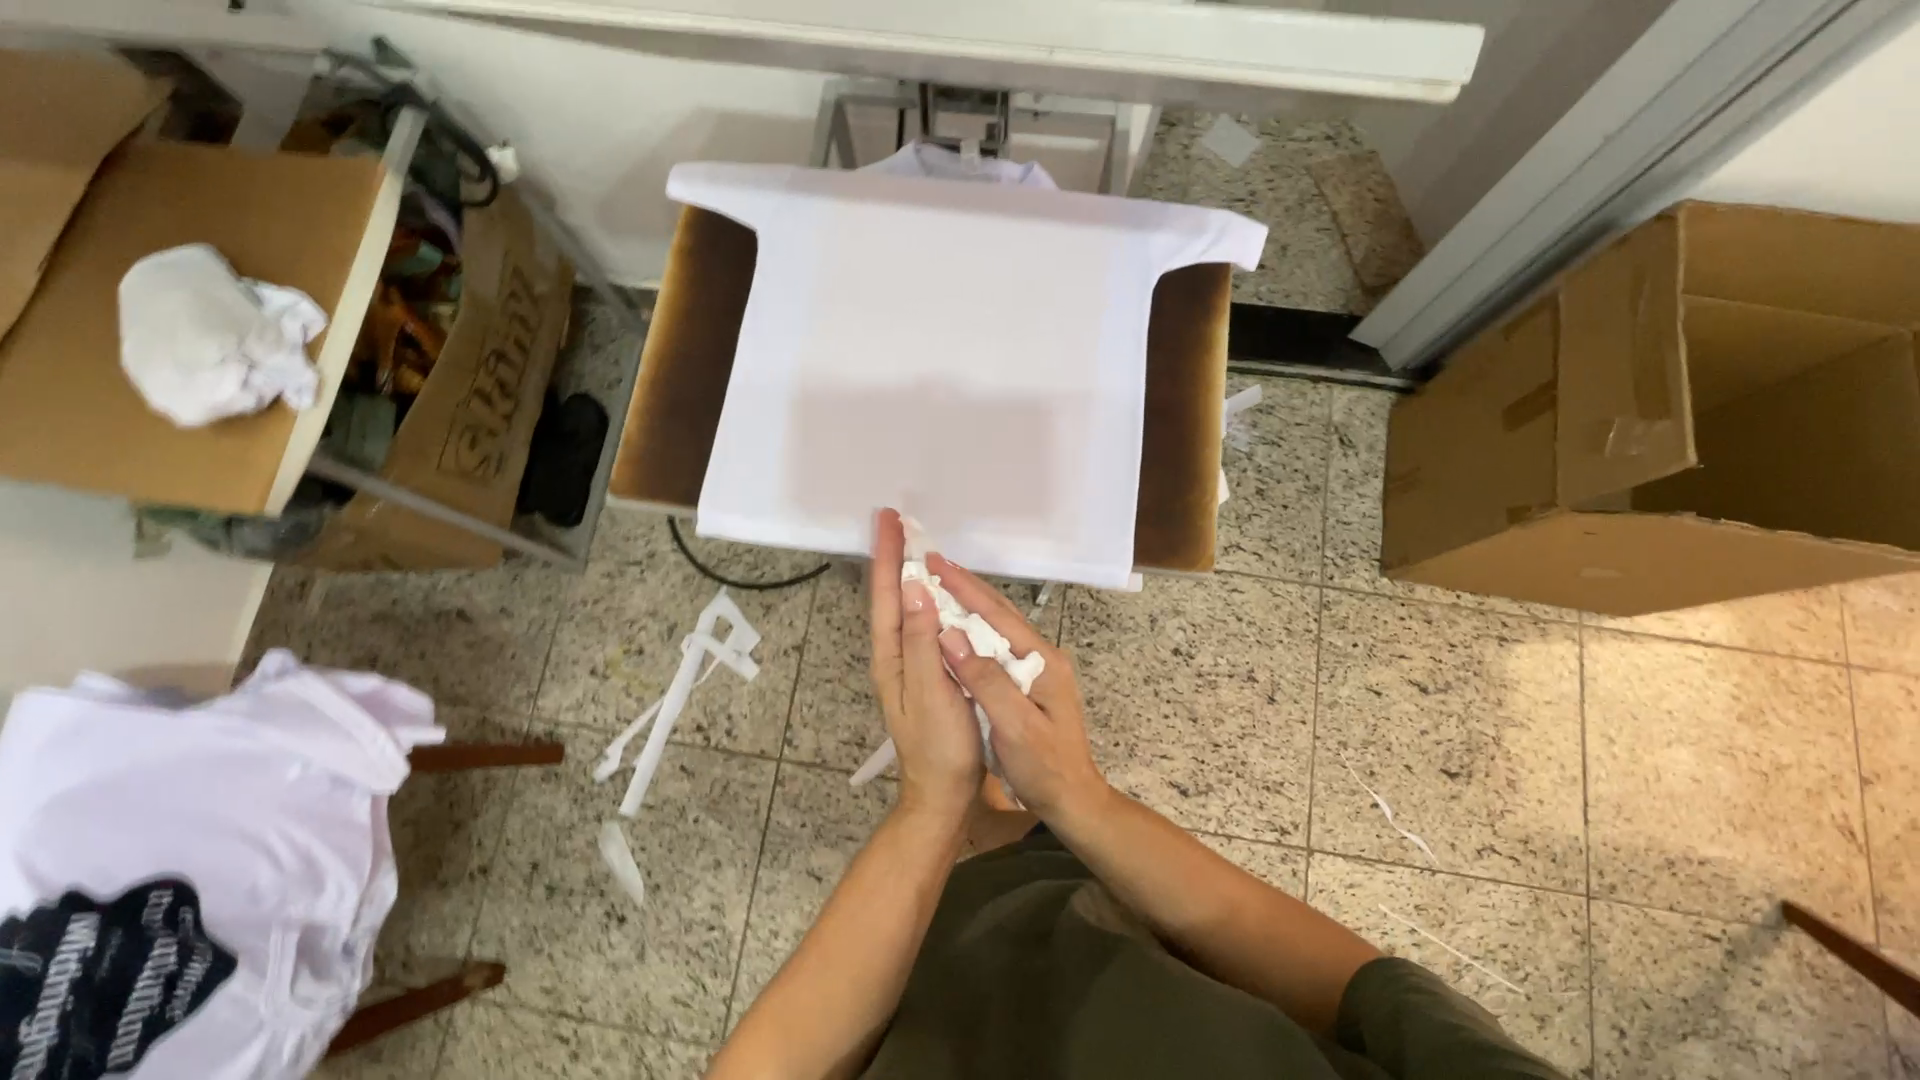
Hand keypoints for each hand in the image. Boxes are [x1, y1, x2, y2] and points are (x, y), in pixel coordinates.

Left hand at [868, 509, 983, 825]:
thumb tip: (915, 588)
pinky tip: (940, 596)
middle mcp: (896, 657)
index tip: (888, 519)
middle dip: (893, 557)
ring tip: (915, 545)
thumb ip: (922, 641)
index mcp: (892, 657)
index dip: (886, 556)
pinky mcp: (930, 675)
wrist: (944, 794)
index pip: (885, 595)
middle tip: (899, 521)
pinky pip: (925, 626)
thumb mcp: (931, 691)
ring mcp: (911, 667)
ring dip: (908, 575)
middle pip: (891, 597)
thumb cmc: (940, 745)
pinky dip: (929, 602)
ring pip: (907, 610)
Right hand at [923, 553, 1111, 824]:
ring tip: (942, 584)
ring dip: (971, 603)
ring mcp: (1038, 670)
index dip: (963, 588)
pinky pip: (999, 644)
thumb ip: (987, 680)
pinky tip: (960, 628)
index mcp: (1040, 662)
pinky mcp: (1031, 683)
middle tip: (932, 562)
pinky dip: (977, 628)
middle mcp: (1041, 657)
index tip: (933, 564)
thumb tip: (952, 637)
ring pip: (1000, 626)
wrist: (1073, 799)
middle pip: (1000, 613)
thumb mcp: (1015, 728)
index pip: (997, 616)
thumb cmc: (1045, 768)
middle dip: (966, 586)